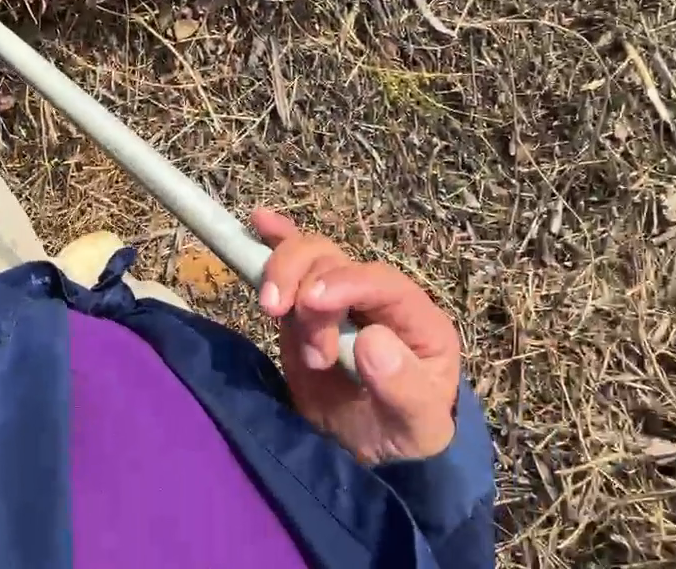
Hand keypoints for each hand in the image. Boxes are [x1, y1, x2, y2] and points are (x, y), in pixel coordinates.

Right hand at [251, 208, 460, 463]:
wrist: (363, 453)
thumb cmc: (401, 437)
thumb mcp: (416, 425)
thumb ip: (403, 387)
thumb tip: (372, 339)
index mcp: (416, 320)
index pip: (380, 281)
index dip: (343, 282)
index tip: (309, 303)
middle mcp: (375, 297)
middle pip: (333, 259)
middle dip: (303, 289)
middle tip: (298, 340)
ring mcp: (337, 295)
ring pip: (307, 253)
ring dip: (281, 275)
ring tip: (271, 312)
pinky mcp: (302, 302)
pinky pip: (290, 258)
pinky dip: (274, 238)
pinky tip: (259, 222)